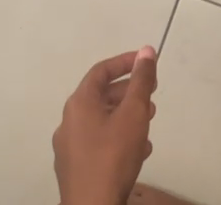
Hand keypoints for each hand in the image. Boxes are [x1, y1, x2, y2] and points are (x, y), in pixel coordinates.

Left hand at [54, 47, 158, 204]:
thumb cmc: (113, 156)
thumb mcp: (134, 113)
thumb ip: (141, 80)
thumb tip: (146, 50)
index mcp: (79, 104)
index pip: (101, 71)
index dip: (125, 62)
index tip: (146, 62)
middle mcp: (68, 122)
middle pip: (101, 96)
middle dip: (129, 93)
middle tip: (152, 95)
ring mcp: (69, 148)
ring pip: (101, 121)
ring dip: (126, 116)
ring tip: (148, 123)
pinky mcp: (74, 169)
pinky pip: (98, 143)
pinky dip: (118, 137)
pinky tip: (139, 150)